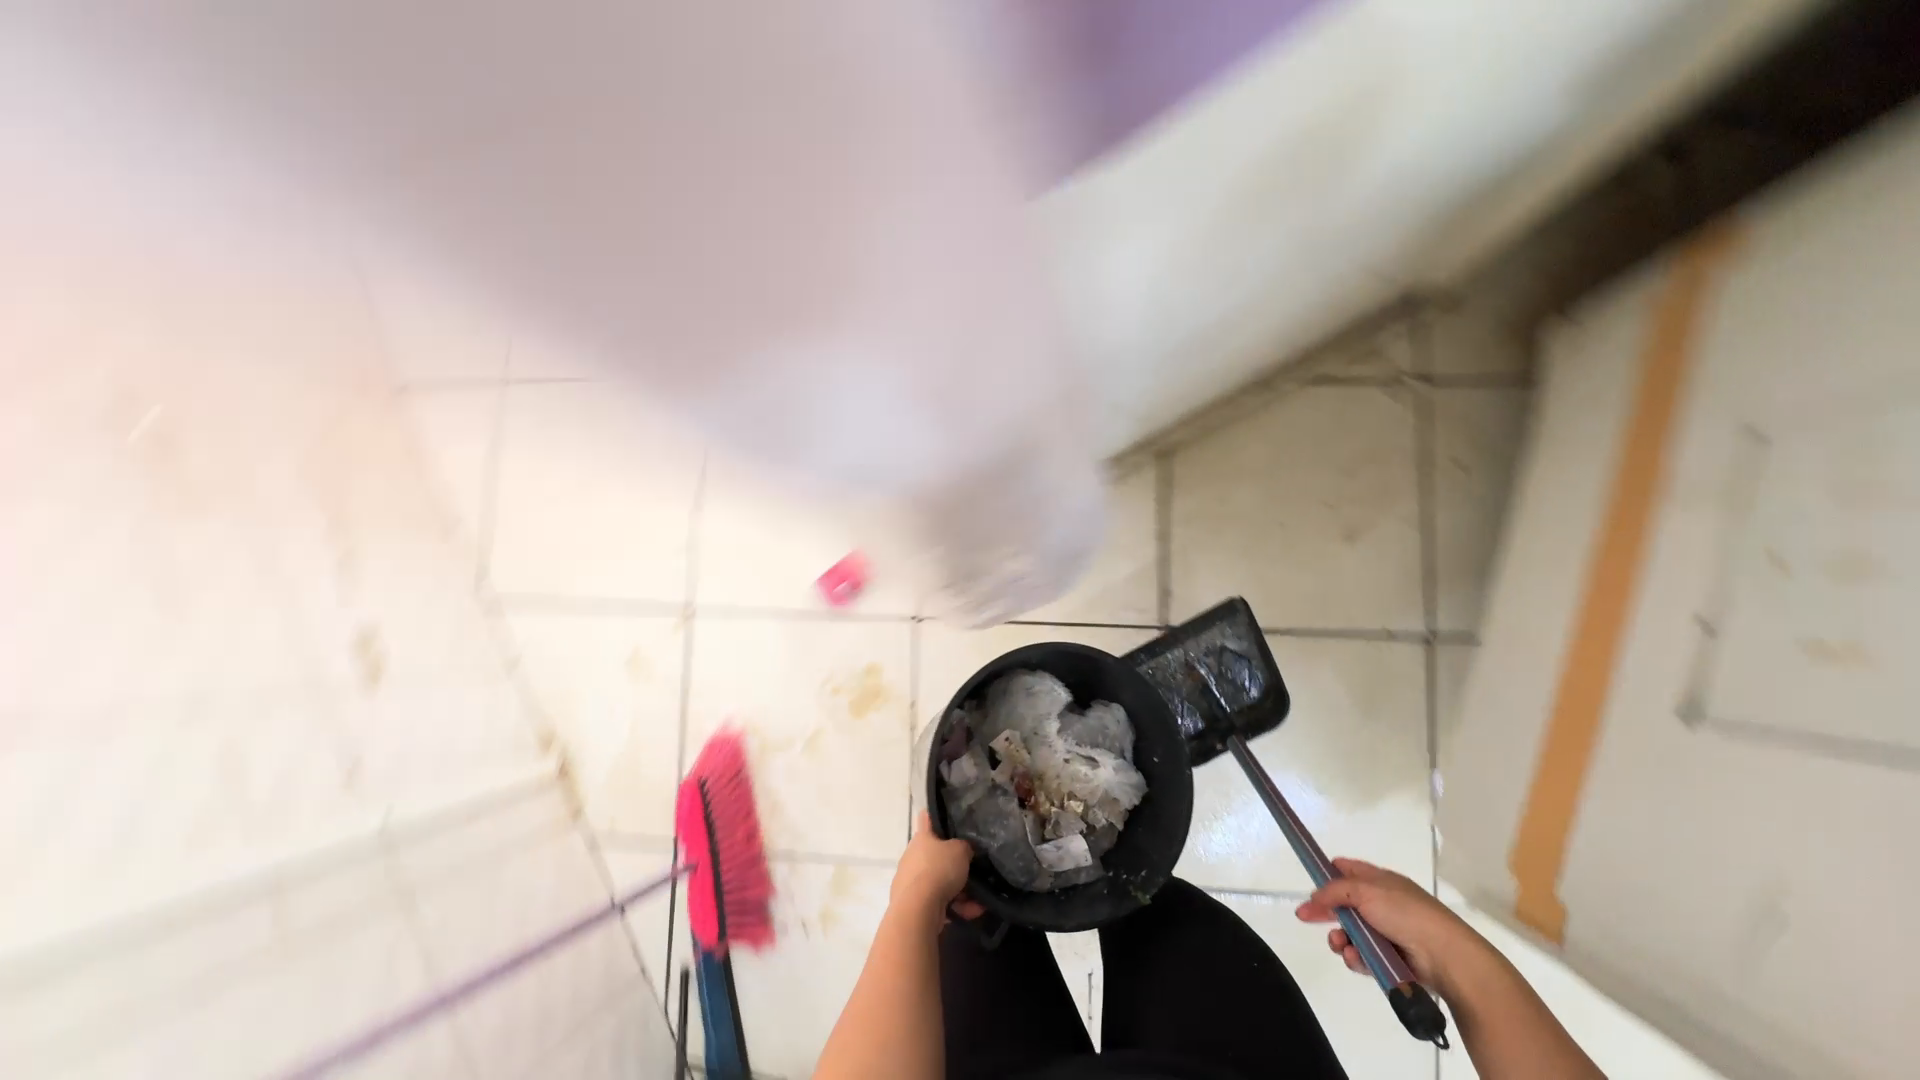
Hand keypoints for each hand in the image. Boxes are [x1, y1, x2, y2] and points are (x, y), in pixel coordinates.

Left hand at [891, 812, 985, 922]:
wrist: (918, 908)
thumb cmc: (939, 869)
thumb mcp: (961, 850)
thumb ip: (965, 847)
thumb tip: (965, 850)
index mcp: (921, 839)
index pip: (927, 819)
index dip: (935, 816)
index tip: (945, 816)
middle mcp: (913, 857)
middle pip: (937, 856)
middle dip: (956, 866)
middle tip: (974, 870)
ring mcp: (911, 882)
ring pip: (941, 882)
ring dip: (961, 892)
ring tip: (980, 901)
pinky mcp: (914, 904)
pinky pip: (940, 902)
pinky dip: (956, 907)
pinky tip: (973, 912)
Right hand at [1294, 857, 1489, 996]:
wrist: (1444, 955)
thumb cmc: (1405, 913)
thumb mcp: (1365, 891)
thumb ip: (1335, 890)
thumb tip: (1313, 896)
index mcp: (1380, 882)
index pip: (1348, 871)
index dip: (1328, 875)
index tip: (1310, 883)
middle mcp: (1381, 904)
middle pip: (1344, 905)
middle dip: (1325, 911)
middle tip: (1304, 917)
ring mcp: (1386, 932)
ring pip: (1350, 933)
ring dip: (1339, 938)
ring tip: (1339, 944)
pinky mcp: (1388, 958)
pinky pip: (1362, 956)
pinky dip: (1355, 957)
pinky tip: (1354, 958)